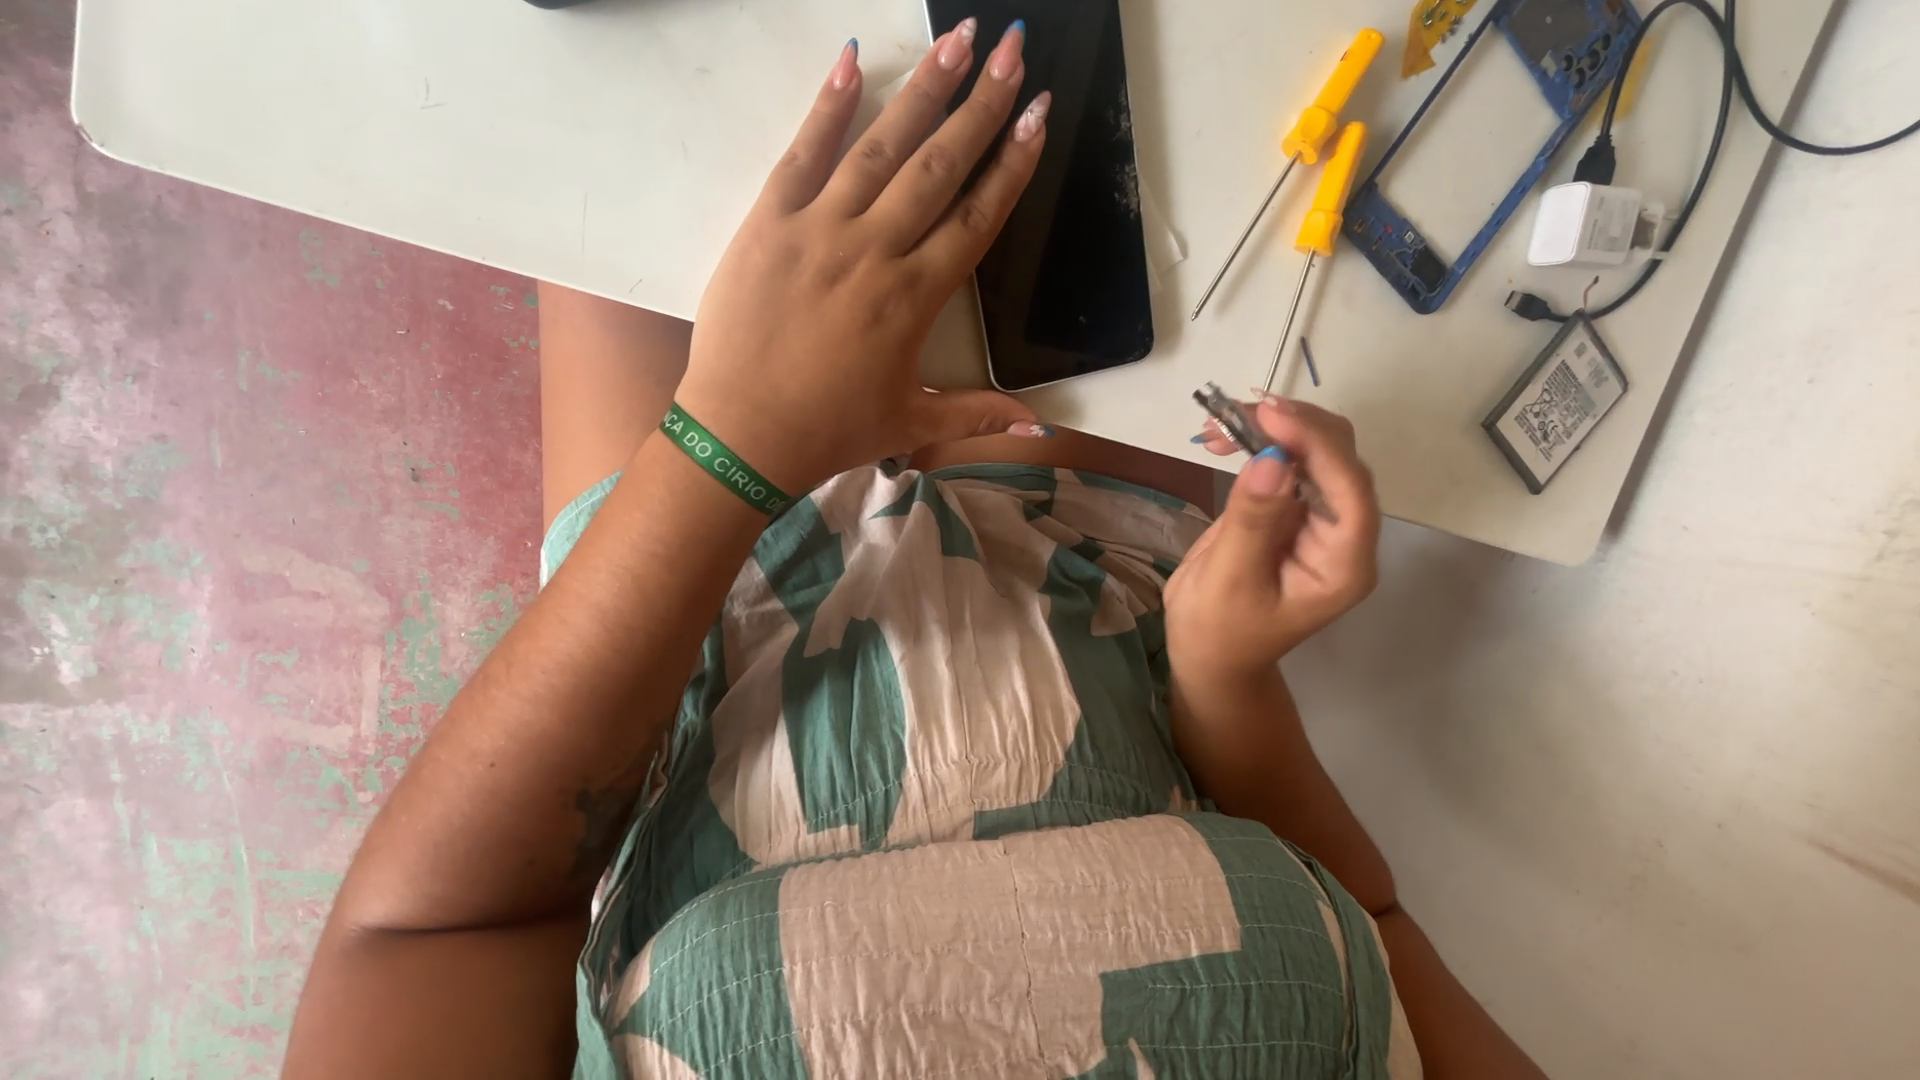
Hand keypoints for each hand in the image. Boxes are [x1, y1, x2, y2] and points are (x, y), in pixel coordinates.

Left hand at [673, 23, 1054, 494]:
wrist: (743, 435)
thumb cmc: (830, 431)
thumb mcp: (912, 423)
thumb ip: (979, 415)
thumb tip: (1041, 432)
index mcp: (914, 298)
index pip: (977, 216)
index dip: (1013, 164)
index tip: (1040, 115)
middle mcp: (874, 251)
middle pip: (939, 166)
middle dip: (982, 104)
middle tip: (1014, 50)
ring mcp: (819, 230)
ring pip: (881, 147)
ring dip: (924, 91)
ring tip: (959, 38)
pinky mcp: (768, 223)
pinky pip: (803, 153)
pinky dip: (828, 107)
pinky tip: (852, 59)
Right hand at [1165, 398, 1381, 686]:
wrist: (1210, 655)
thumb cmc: (1219, 631)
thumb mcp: (1230, 581)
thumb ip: (1253, 521)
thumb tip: (1273, 458)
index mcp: (1344, 564)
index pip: (1349, 489)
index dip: (1316, 444)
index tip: (1269, 416)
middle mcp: (1343, 535)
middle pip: (1339, 460)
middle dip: (1293, 427)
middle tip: (1235, 413)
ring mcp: (1319, 520)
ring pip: (1314, 451)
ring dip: (1273, 428)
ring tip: (1220, 423)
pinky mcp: (1291, 510)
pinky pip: (1286, 462)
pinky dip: (1258, 442)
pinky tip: (1225, 436)